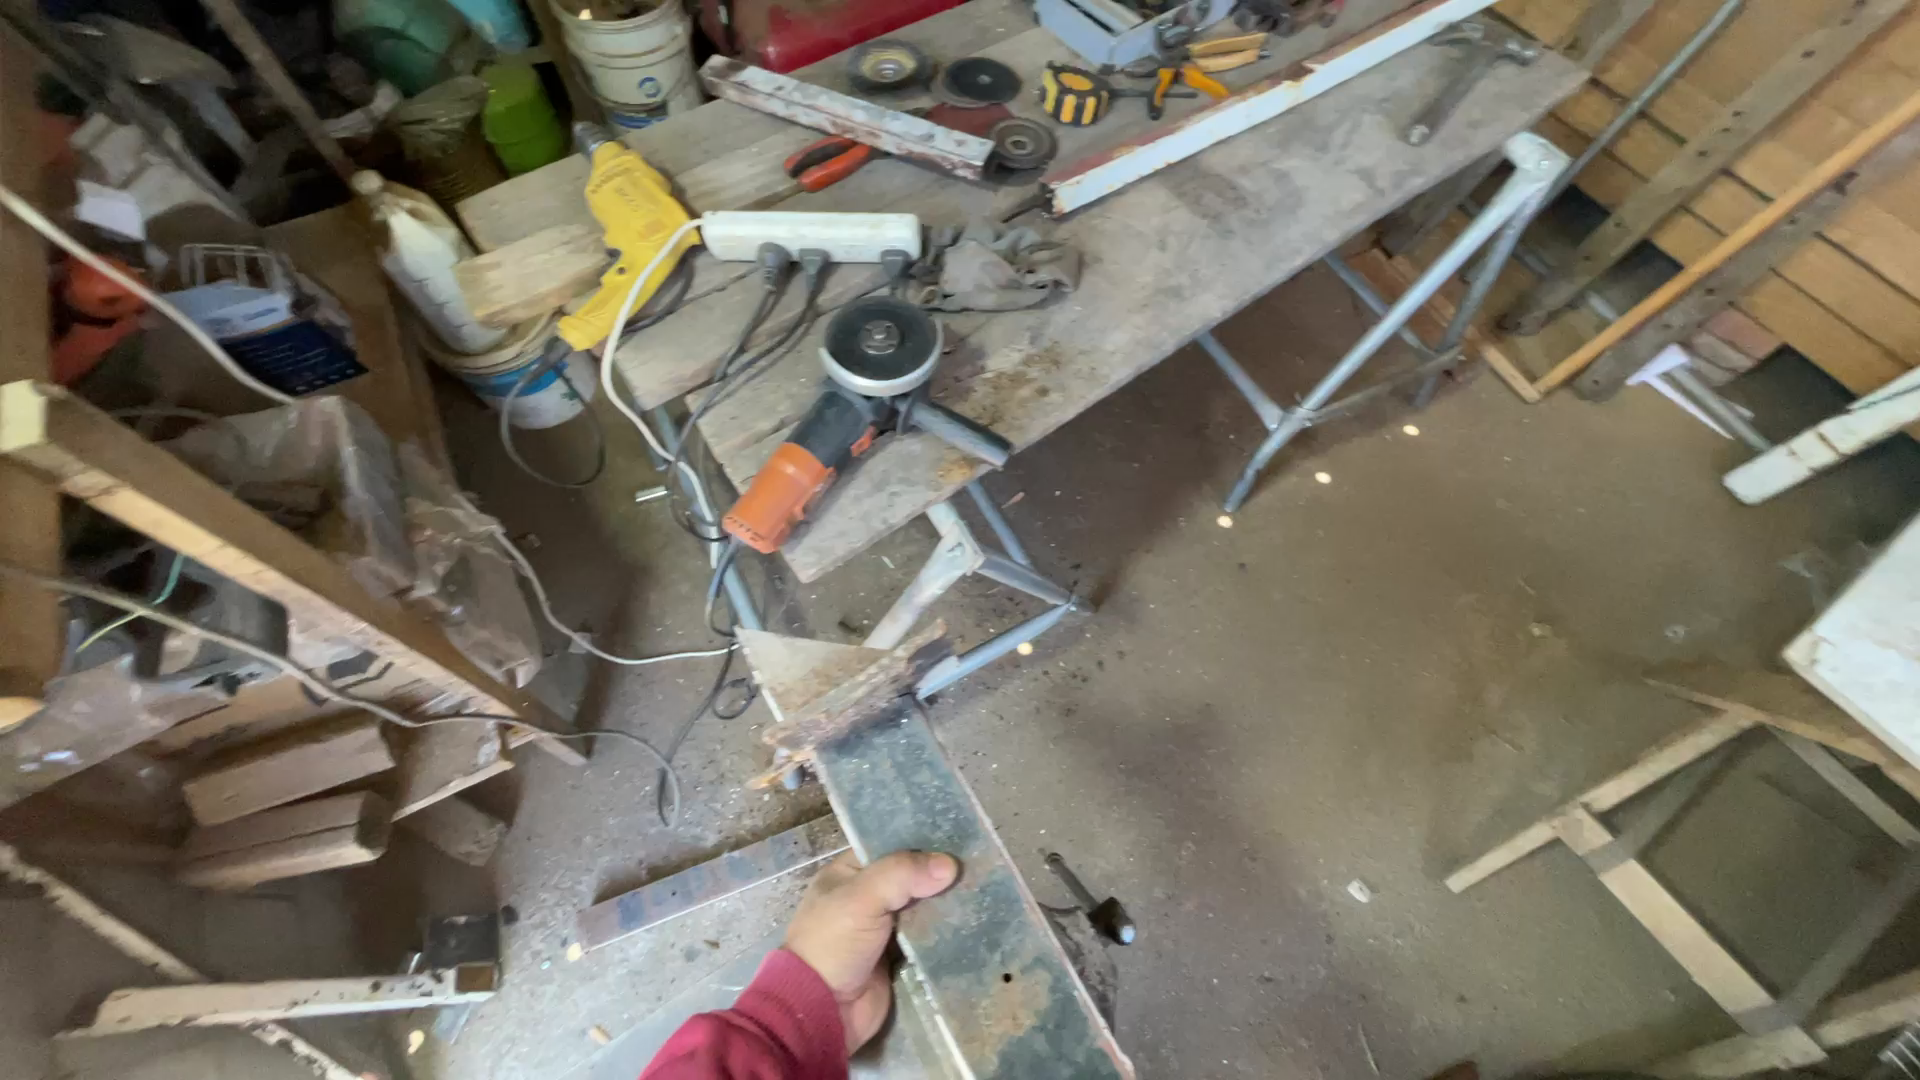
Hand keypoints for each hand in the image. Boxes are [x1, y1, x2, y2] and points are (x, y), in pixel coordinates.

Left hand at [785, 849, 960, 1052]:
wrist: (822, 1013)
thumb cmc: (833, 943)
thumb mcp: (862, 897)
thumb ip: (903, 874)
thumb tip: (950, 865)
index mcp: (850, 873)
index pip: (891, 846)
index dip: (921, 841)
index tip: (958, 834)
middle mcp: (868, 897)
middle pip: (911, 877)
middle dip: (939, 874)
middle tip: (979, 862)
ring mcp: (884, 929)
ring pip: (923, 908)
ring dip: (946, 904)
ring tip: (983, 889)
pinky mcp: (900, 958)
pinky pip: (928, 939)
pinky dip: (946, 933)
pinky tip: (975, 921)